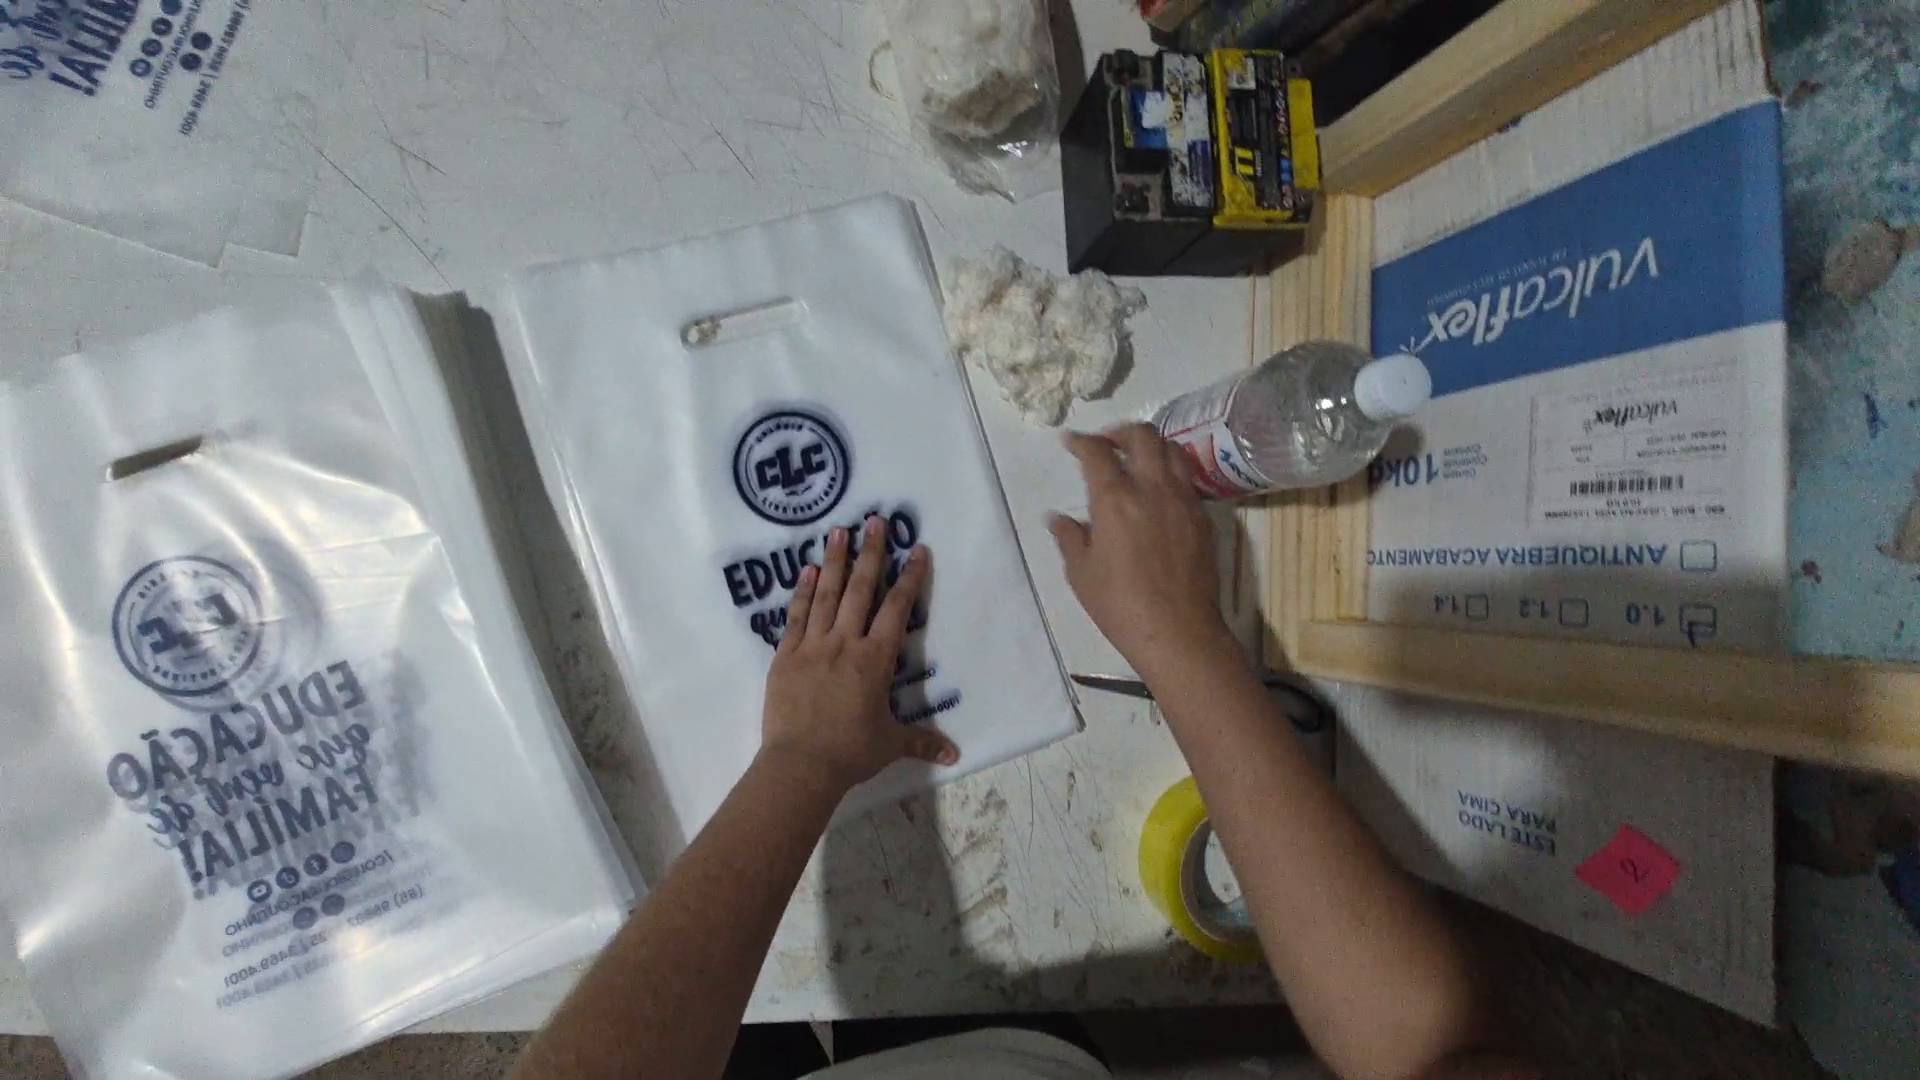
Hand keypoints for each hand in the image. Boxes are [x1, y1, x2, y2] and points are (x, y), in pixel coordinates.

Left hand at [760, 517, 959, 791]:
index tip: (916, 550)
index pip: (897, 609)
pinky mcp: (785, 656)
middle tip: (873, 521)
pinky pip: (796, 617)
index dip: (909, 578)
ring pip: (826, 595)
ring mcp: (812, 646)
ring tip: (838, 531)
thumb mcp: (890, 744)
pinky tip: (807, 571)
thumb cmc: (851, 752)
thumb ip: (922, 742)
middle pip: (860, 590)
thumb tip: (954, 757)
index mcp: (875, 659)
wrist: (800, 765)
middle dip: (870, 553)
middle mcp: (845, 643)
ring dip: (834, 561)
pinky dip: (803, 592)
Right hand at [1049, 425, 1231, 673]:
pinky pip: (1187, 478)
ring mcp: (1183, 499)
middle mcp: (1152, 488)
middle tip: (1106, 444)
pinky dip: (1169, 471)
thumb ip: (1068, 537)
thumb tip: (1056, 518)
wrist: (1178, 631)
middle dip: (1119, 431)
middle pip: (1142, 435)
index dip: (1080, 441)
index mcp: (1115, 499)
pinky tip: (1159, 490)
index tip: (1070, 442)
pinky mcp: (1203, 516)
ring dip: (1150, 445)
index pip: (1097, 452)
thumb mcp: (1081, 573)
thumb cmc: (1120, 605)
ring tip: (1137, 460)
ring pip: (1172, 450)